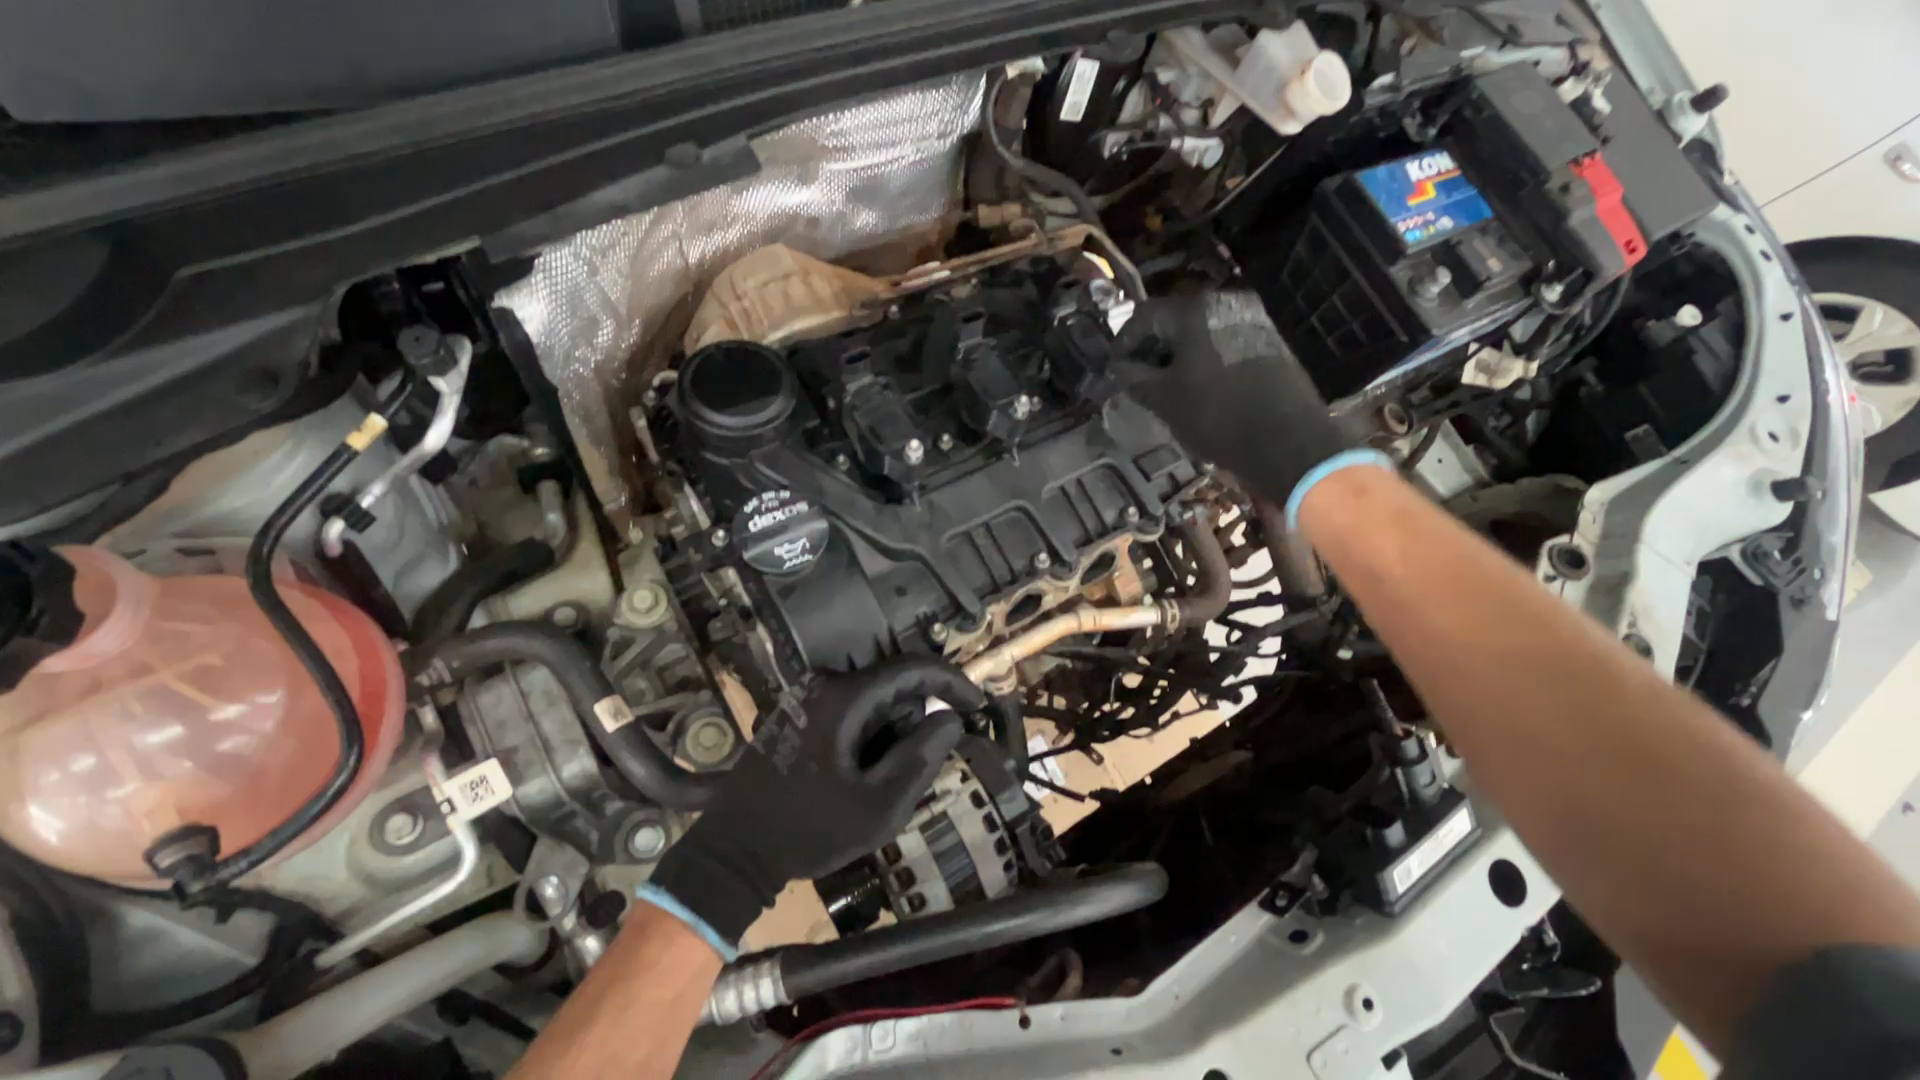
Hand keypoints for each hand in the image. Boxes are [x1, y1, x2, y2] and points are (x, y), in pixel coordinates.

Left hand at [642, 657, 979, 952]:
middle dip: (915, 721)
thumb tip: (950, 719)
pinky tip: (858, 777)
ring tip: (881, 783)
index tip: (978, 706)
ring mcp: (804, 699)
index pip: (912, 668)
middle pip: (892, 687)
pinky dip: (867, 735)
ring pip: (871, 701)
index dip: (953, 682)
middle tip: (917, 770)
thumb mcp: (878, 807)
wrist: (732, 852)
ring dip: (890, 732)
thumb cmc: (808, 832)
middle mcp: (822, 686)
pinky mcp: (794, 716)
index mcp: (843, 698)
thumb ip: (920, 758)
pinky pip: (847, 712)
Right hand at [1124, 294, 1385, 523]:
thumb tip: (1118, 369)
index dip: (1124, 344)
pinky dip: (1207, 360)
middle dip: (1154, 349)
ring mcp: (1253, 319)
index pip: (1143, 317)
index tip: (1116, 371)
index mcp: (1194, 311)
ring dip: (1181, 355)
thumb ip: (1134, 379)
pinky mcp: (1271, 341)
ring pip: (1202, 333)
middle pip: (1175, 321)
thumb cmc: (1217, 416)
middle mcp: (1225, 303)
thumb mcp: (1165, 400)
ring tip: (1170, 388)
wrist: (1289, 442)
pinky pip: (1225, 343)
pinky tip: (1202, 389)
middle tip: (1140, 379)